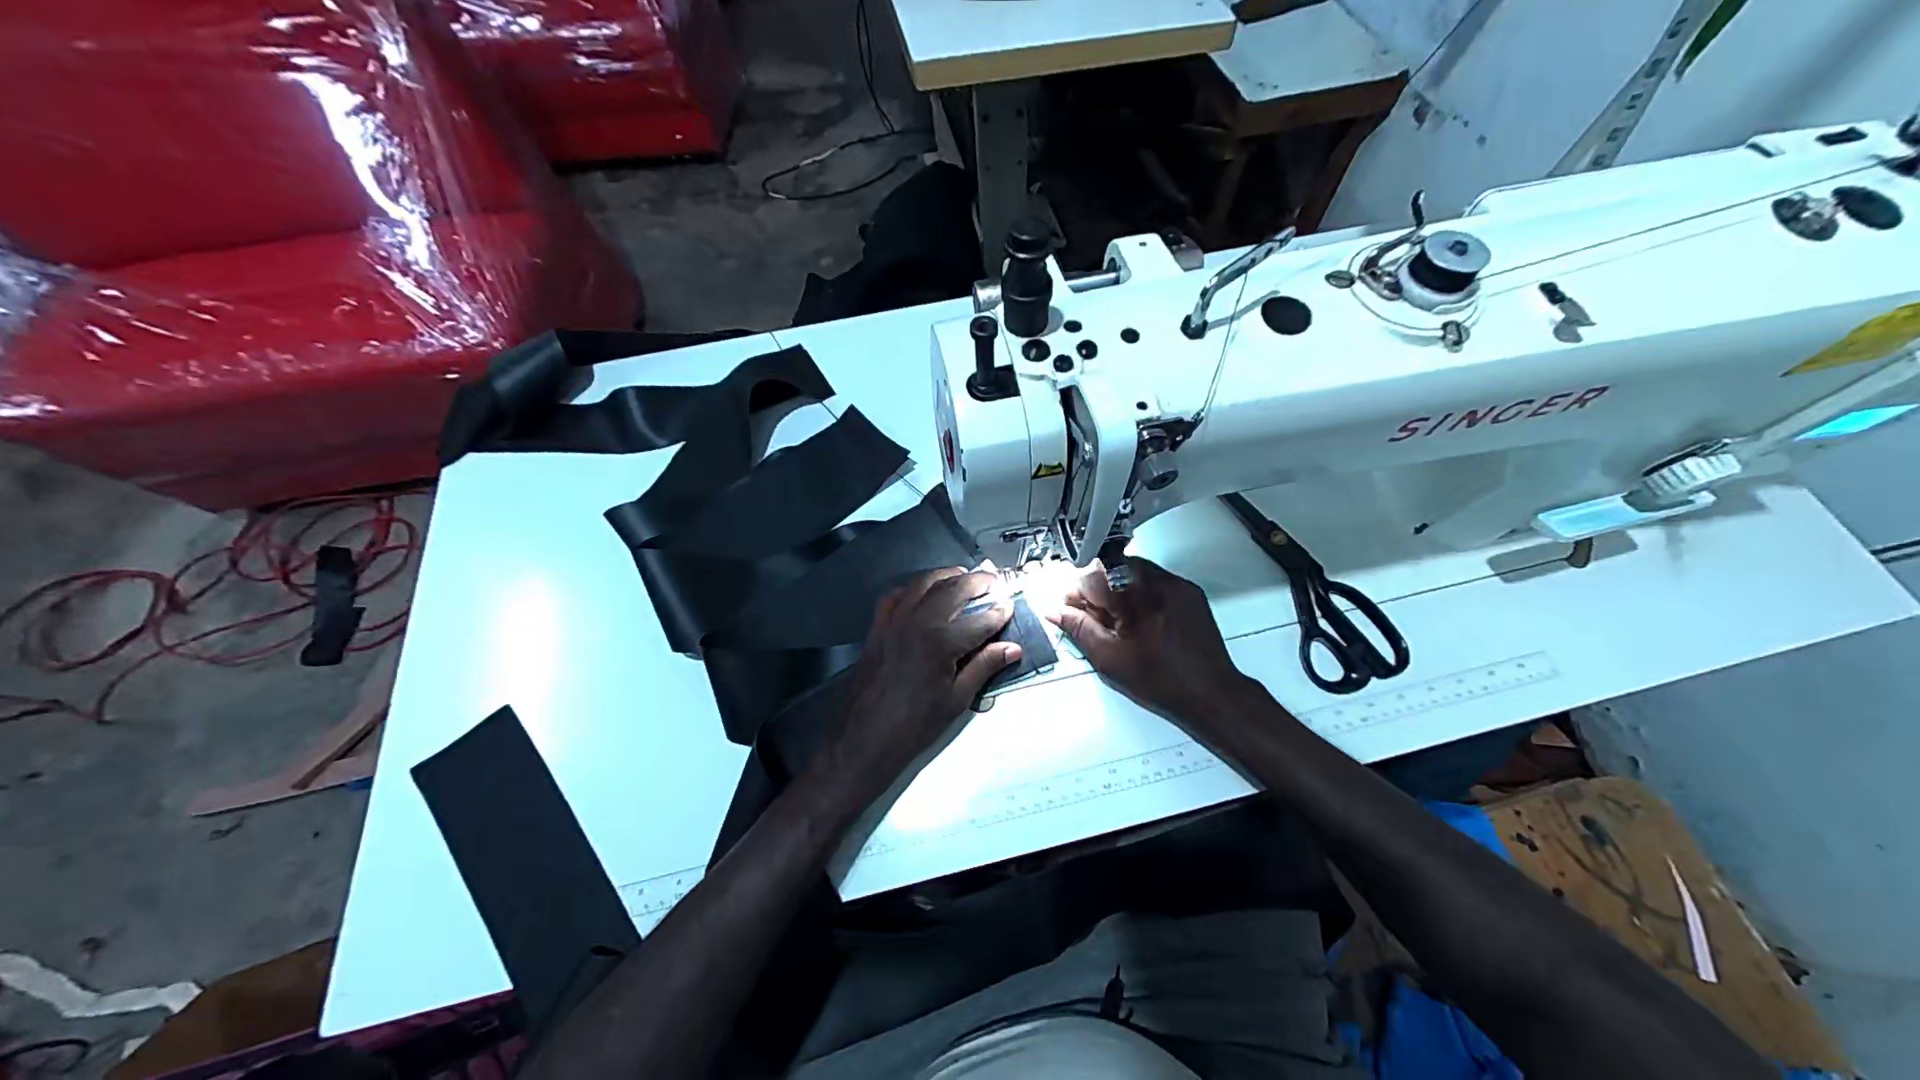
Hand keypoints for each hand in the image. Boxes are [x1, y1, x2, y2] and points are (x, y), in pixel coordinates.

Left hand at [835, 568, 1020, 775]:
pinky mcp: (878, 626)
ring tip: (963, 576)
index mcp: (942, 641)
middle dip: (977, 581)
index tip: (1010, 606)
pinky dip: (913, 588)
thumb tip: (1012, 648)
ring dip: (946, 576)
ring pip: (923, 583)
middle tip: (993, 580)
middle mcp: (918, 621)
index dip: (999, 612)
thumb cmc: (915, 724)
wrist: (865, 736)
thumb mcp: (957, 699)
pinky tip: (923, 591)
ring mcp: (894, 620)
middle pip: (953, 589)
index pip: (980, 619)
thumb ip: (984, 666)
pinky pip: (895, 595)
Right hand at [1047, 558, 1259, 727]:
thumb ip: (1079, 630)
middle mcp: (1161, 584)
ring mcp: (1178, 586)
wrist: (1209, 694)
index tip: (1073, 608)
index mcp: (1138, 598)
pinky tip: (1139, 622)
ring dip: (1118, 590)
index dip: (1077, 593)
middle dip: (1098, 590)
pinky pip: (1154, 581)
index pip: (1093, 575)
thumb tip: (1058, 612)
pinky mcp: (1189, 592)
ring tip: (1120, 623)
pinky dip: (1140, 594)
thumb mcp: (1110, 660)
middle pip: (1113, 568)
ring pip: (1133, 572)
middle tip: (1095, 618)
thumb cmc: (1166, 683)